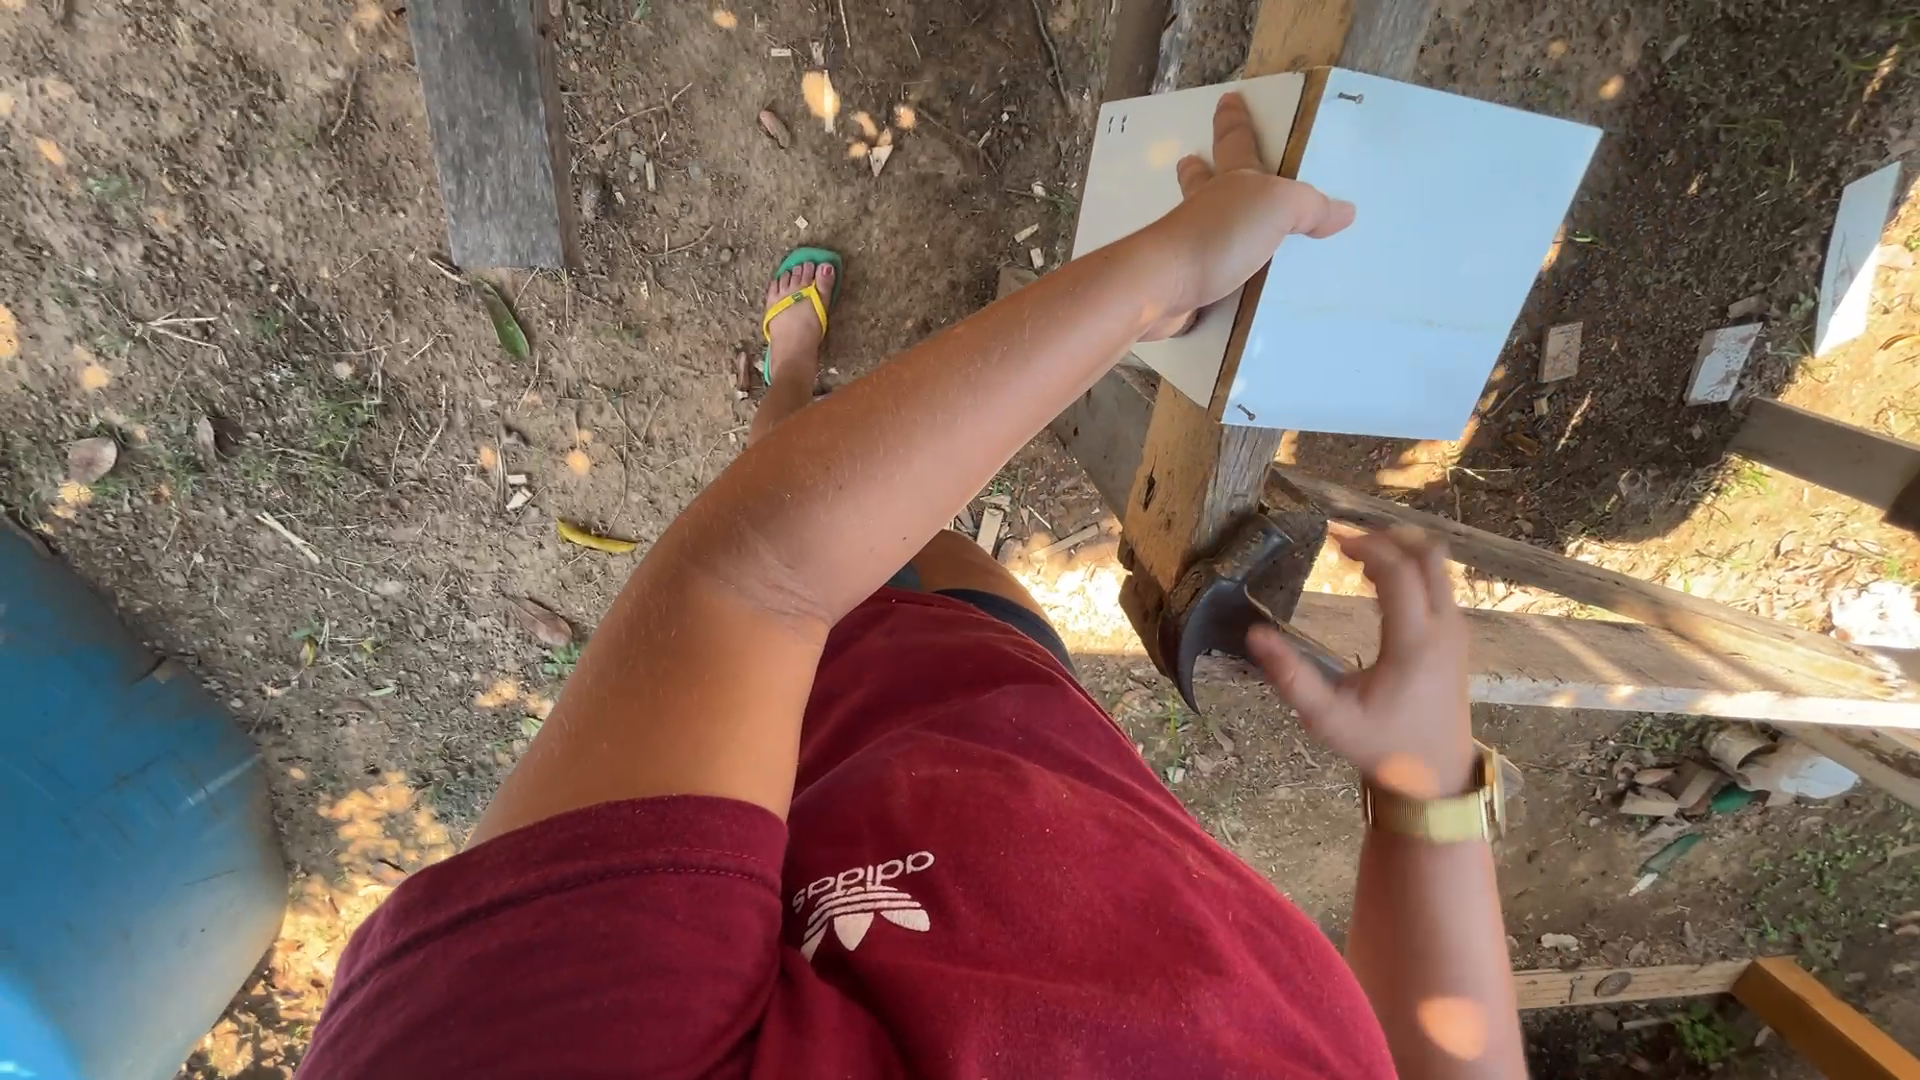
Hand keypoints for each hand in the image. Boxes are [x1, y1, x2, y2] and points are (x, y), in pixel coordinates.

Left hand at [1148, 92, 1355, 315]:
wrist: (1164, 286)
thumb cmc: (1219, 234)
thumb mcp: (1279, 207)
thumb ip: (1311, 208)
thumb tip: (1344, 212)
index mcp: (1229, 184)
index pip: (1235, 142)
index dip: (1234, 120)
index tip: (1228, 100)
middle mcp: (1202, 212)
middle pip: (1200, 183)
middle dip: (1198, 170)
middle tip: (1188, 160)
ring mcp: (1187, 250)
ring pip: (1198, 232)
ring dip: (1204, 226)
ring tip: (1216, 231)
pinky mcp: (1180, 287)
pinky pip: (1201, 280)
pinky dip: (1209, 280)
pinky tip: (1217, 289)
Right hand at [1245, 528, 1475, 798]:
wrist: (1438, 776)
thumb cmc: (1381, 745)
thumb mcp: (1326, 717)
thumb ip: (1290, 676)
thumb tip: (1254, 635)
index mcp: (1413, 643)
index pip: (1398, 571)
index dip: (1366, 547)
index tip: (1330, 541)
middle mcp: (1443, 628)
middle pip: (1427, 557)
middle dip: (1386, 539)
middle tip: (1344, 543)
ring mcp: (1456, 631)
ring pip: (1438, 567)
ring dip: (1399, 552)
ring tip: (1355, 558)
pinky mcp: (1456, 638)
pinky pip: (1439, 584)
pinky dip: (1410, 569)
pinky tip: (1376, 582)